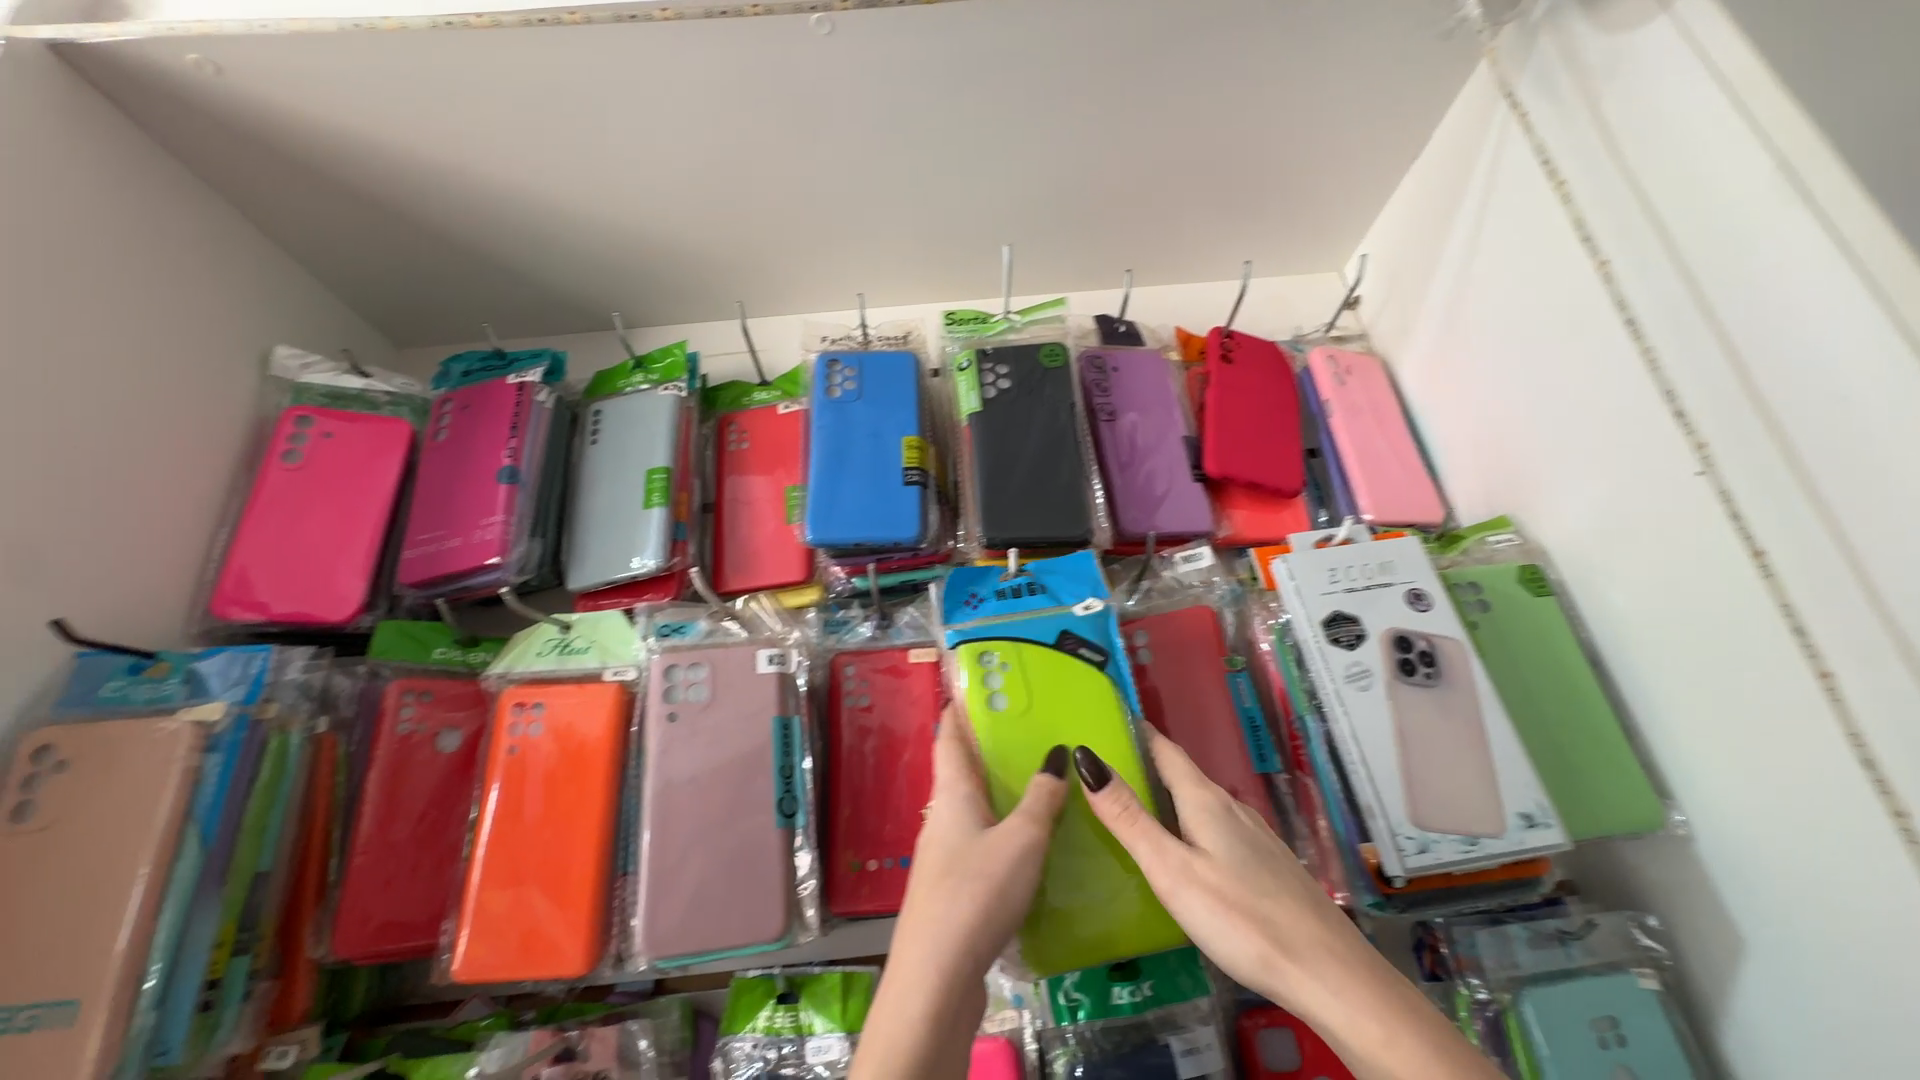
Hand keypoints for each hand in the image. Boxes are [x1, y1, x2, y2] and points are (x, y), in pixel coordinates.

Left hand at [892, 703, 1070, 976]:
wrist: (936, 976)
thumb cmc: (977, 893)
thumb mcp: (1022, 840)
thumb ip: (1041, 798)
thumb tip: (1056, 755)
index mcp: (952, 794)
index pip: (949, 737)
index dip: (959, 710)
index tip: (975, 686)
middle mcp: (942, 818)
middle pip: (961, 772)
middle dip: (987, 749)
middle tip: (1026, 729)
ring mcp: (944, 856)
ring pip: (972, 809)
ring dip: (998, 792)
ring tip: (1037, 780)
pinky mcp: (953, 889)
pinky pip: (980, 843)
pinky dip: (1003, 830)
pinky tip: (1030, 843)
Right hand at [1072, 728, 1504, 1079]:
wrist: (1326, 972)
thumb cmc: (1240, 919)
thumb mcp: (1171, 870)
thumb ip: (1129, 818)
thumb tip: (1085, 758)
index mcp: (1205, 802)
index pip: (1166, 751)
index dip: (1138, 732)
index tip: (1110, 718)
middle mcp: (1232, 809)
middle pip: (1184, 775)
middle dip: (1147, 766)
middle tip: (1107, 767)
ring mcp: (1255, 838)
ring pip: (1202, 804)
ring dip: (1170, 797)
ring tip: (1136, 806)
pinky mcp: (1268, 866)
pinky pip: (1219, 830)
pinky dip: (1192, 825)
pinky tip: (1186, 851)